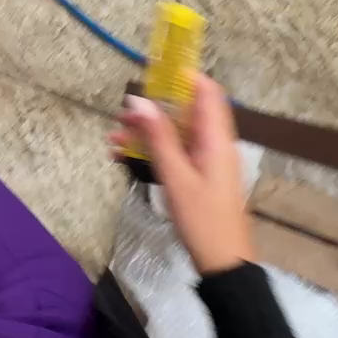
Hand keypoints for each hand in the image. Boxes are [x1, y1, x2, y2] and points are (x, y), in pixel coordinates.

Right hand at [109, 74, 253, 274]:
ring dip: (145, 131)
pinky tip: (121, 156)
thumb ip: (158, 136)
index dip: (184, 76)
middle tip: (121, 115)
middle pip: (183, 111)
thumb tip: (139, 99)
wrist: (224, 266)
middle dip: (152, 108)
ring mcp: (206, 160)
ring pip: (174, 132)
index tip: (154, 71)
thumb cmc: (203, 219)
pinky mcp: (198, 175)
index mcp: (216, 139)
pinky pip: (173, 151)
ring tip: (113, 138)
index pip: (207, 92)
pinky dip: (150, 149)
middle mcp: (213, 144)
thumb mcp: (176, 176)